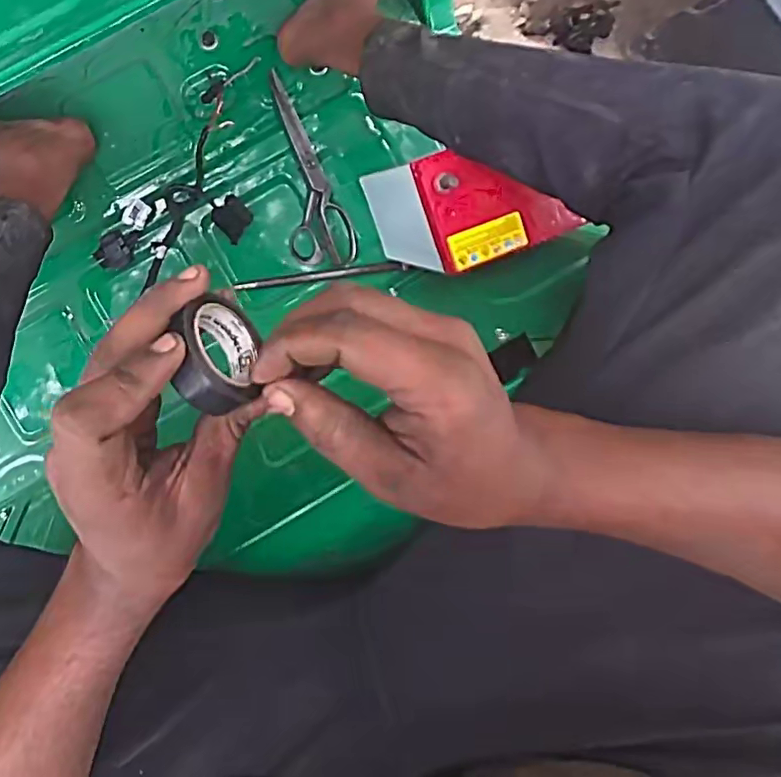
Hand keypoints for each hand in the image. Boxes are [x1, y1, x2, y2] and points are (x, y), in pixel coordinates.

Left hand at [46, 265, 259, 614]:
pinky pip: (125, 358)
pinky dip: (155, 330)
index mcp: (87, 475)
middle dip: (149, 317)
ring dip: (154, 313)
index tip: (175, 349)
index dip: (130, 377)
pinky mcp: (103, 401)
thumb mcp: (198, 501)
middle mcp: (74, 437)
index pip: (89, 413)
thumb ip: (223, 437)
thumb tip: (266, 389)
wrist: (120, 567)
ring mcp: (83, 415)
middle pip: (101, 363)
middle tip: (197, 282)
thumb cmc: (155, 550)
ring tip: (195, 286)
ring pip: (112, 351)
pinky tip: (183, 309)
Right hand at [251, 285, 552, 528]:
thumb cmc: (462, 484)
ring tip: (286, 366)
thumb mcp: (391, 477)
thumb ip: (331, 431)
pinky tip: (316, 357)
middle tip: (266, 369)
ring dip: (308, 323)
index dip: (293, 345)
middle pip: (346, 302)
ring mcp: (436, 319)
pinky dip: (328, 324)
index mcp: (436, 377)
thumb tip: (275, 391)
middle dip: (293, 329)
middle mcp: (439, 333)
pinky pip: (365, 306)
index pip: (349, 334)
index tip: (259, 375)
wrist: (521, 464)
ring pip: (352, 295)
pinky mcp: (429, 318)